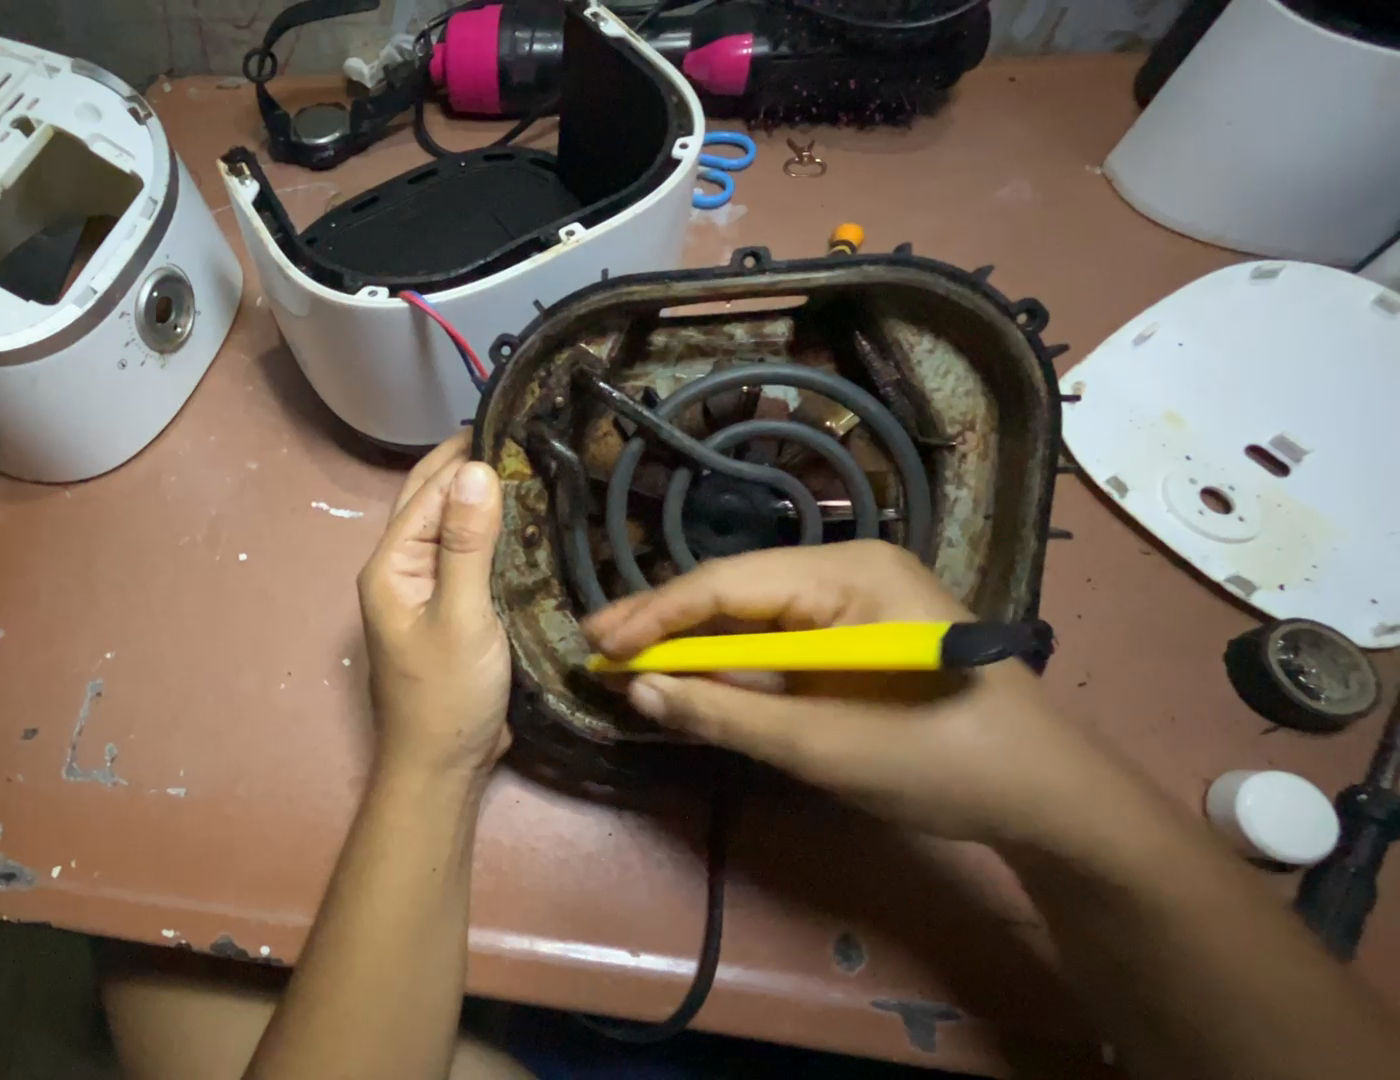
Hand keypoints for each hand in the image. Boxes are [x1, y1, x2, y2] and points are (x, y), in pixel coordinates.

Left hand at [358, 433, 511, 782]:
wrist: (442, 765)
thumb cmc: (446, 693)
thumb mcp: (460, 616)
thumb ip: (467, 544)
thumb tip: (475, 468)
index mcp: (392, 564)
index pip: (428, 492)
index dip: (463, 455)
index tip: (508, 419)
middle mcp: (402, 569)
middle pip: (433, 505)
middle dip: (468, 469)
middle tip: (522, 434)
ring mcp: (426, 591)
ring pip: (453, 530)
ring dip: (482, 499)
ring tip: (530, 466)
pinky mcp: (451, 609)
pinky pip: (468, 559)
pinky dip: (492, 535)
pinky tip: (524, 524)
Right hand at [584, 541, 1139, 845]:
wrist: (1051, 802)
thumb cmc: (945, 763)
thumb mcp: (824, 745)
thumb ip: (725, 714)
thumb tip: (637, 691)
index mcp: (849, 574)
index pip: (728, 583)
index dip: (656, 614)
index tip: (598, 643)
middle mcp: (842, 571)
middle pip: (729, 592)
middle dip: (661, 622)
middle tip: (593, 644)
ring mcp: (845, 602)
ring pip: (742, 617)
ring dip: (685, 643)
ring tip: (620, 658)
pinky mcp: (843, 636)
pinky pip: (767, 642)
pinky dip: (722, 664)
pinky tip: (680, 674)